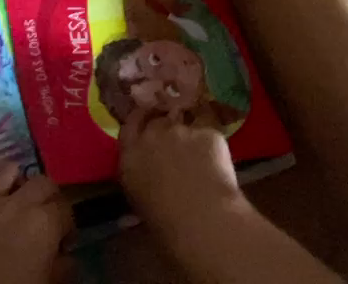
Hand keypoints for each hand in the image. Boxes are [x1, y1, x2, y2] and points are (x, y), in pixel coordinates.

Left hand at [0, 163, 70, 283]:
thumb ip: (61, 270)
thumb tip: (66, 257)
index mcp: (42, 225)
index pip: (65, 208)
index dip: (66, 224)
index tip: (63, 240)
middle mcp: (14, 204)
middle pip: (40, 181)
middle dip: (46, 197)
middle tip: (42, 217)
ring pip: (3, 170)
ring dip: (12, 181)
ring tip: (11, 198)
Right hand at [117, 106, 246, 241]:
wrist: (203, 220)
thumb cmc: (166, 226)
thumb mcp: (140, 207)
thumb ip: (140, 184)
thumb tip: (145, 189)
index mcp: (130, 157)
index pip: (129, 126)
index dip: (139, 122)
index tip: (146, 122)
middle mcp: (152, 135)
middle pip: (158, 121)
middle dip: (166, 130)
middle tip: (177, 147)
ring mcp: (181, 130)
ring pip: (185, 124)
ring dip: (189, 136)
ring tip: (200, 157)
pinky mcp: (208, 131)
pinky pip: (209, 134)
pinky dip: (212, 146)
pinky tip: (218, 164)